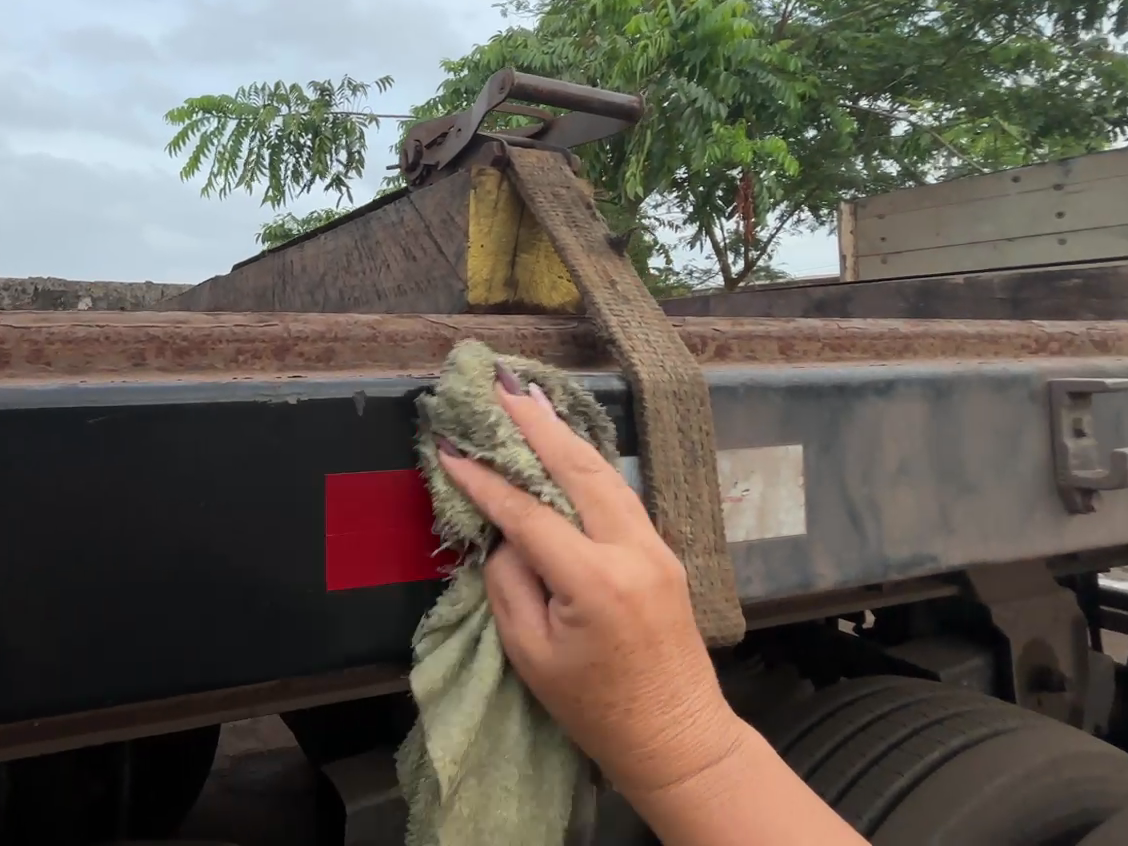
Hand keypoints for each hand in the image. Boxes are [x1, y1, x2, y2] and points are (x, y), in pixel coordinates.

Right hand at [434, 372, 749, 801]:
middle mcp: (632, 551)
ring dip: (562, 431)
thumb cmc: (593, 708)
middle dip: (533, 424)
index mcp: (595, 583)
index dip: (483, 480)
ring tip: (529, 397)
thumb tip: (508, 532)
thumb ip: (509, 580)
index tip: (449, 448)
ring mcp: (655, 546)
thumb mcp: (529, 652)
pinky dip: (587, 459)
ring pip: (604, 472)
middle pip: (577, 470)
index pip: (527, 514)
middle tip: (499, 386)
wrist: (679, 740)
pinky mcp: (663, 549)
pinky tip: (566, 439)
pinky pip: (618, 491)